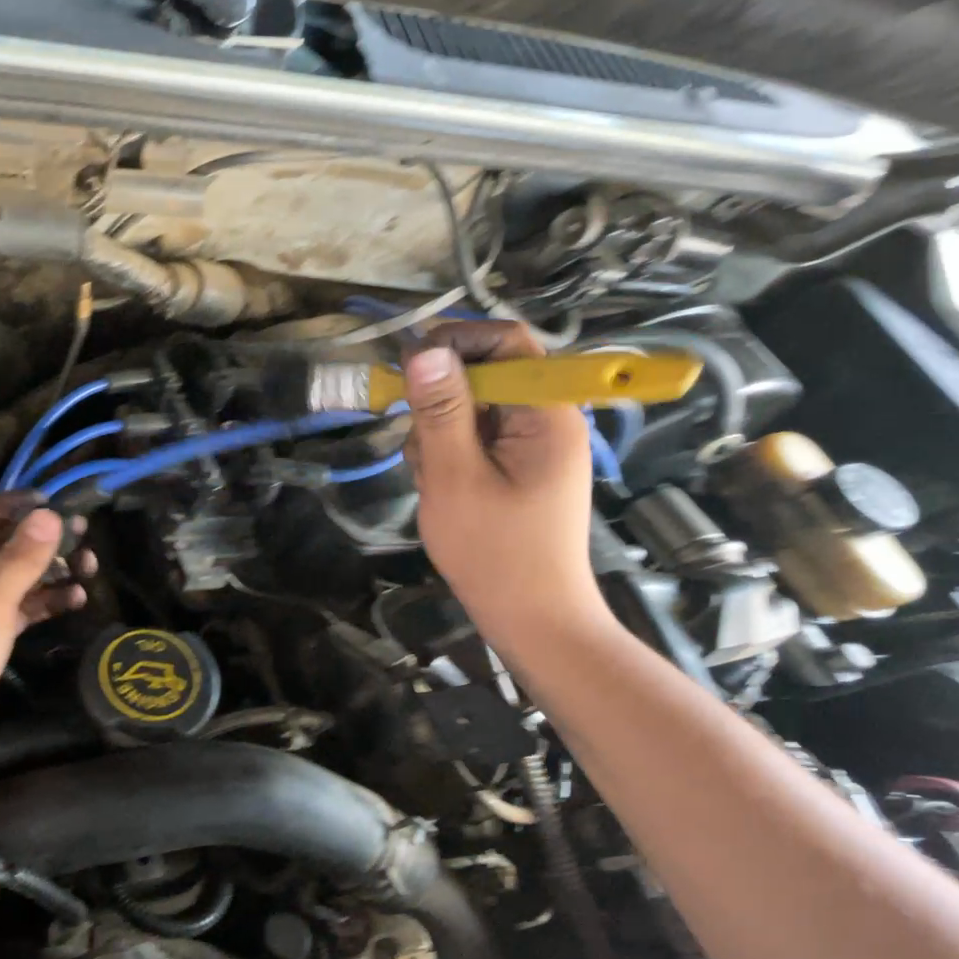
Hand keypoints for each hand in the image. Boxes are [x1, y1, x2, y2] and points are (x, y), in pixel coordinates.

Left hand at [0, 492, 94, 797]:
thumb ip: (20, 559)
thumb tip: (49, 514)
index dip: (14, 504)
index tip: (54, 500)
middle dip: (38, 539)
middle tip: (83, 533)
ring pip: (10, 578)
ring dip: (47, 572)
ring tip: (89, 567)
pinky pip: (15, 610)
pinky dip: (42, 604)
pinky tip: (75, 600)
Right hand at [404, 321, 609, 644]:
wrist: (532, 617)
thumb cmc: (494, 551)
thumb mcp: (455, 477)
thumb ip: (441, 411)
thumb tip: (424, 350)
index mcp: (547, 413)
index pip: (509, 342)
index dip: (458, 340)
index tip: (409, 366)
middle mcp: (548, 419)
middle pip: (488, 373)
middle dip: (442, 399)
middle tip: (418, 440)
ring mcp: (535, 445)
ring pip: (476, 407)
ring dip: (441, 430)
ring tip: (432, 476)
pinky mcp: (521, 467)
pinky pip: (479, 437)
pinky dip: (451, 452)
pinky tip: (442, 485)